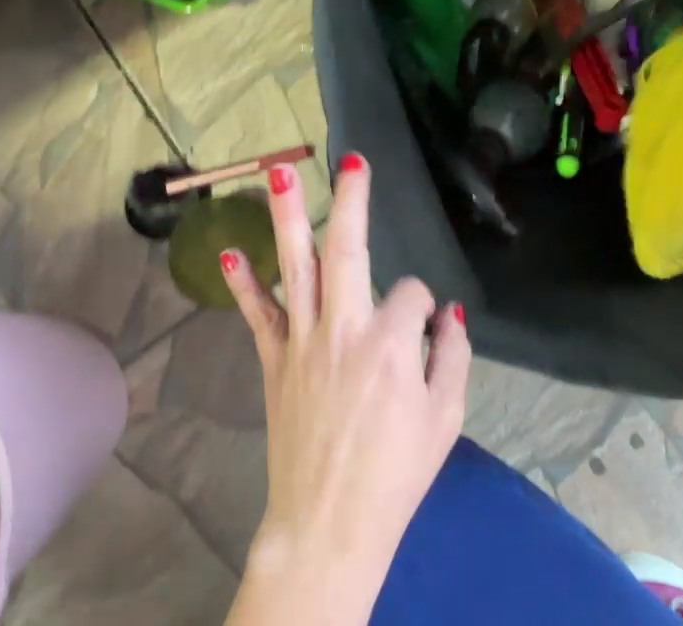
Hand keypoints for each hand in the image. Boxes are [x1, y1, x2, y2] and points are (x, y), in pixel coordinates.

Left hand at [221, 154, 469, 616]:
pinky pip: (258, 316)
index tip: (424, 334)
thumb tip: (446, 314)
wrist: (330, 523)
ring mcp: (302, 344)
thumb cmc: (397, 472)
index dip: (424, 309)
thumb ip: (452, 355)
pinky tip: (230, 253)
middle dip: (352, 200)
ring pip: (296, 267)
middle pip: (348, 250)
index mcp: (392, 343)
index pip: (414, 295)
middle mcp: (344, 330)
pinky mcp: (274, 363)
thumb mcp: (446, 416)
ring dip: (288, 217)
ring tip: (278, 173)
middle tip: (351, 159)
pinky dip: (245, 285)